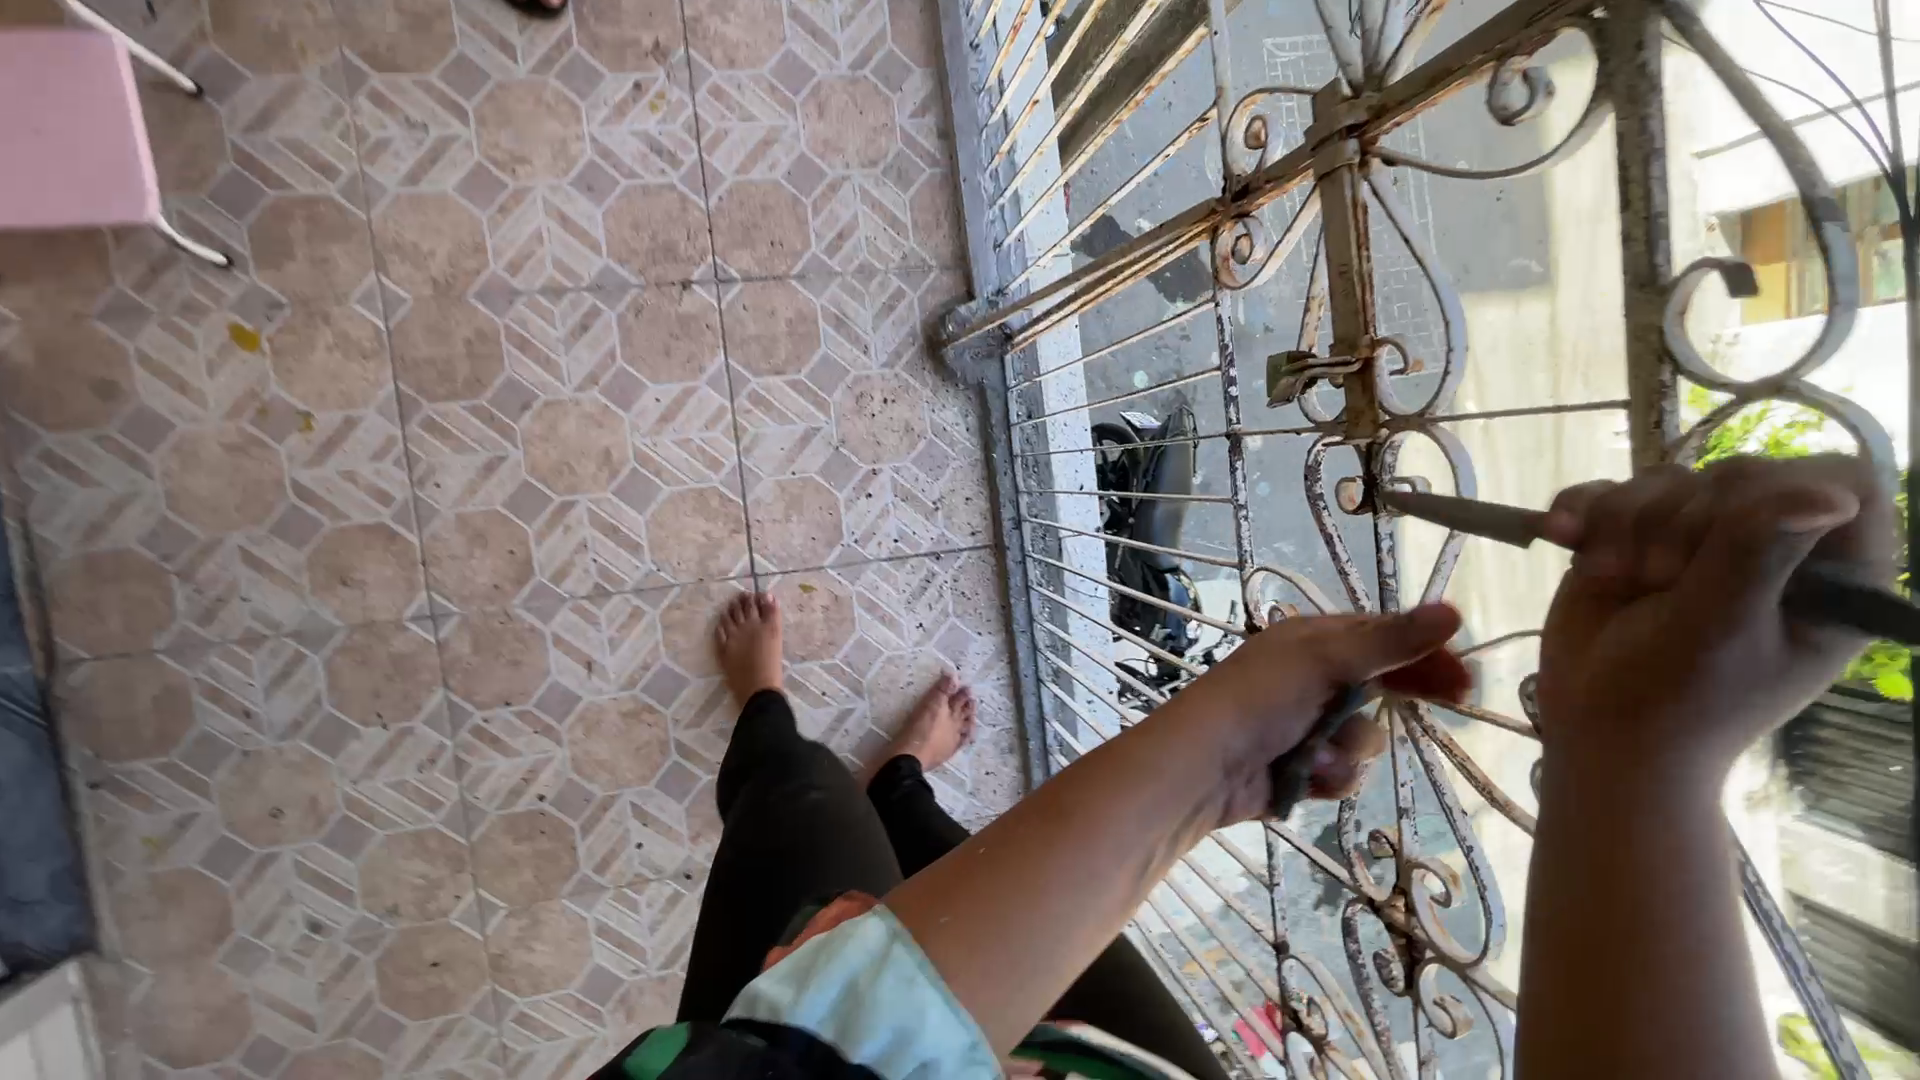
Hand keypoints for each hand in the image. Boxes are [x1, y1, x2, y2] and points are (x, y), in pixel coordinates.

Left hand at [1165, 603, 1471, 823]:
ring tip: (1319, 750)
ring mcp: (1304, 725)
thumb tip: (1453, 610)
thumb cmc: (1259, 700)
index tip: (1466, 679)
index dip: (1424, 654)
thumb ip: (1388, 641)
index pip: (1381, 639)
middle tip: (1452, 705)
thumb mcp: (1323, 659)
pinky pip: (1343, 773)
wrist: (1205, 765)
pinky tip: (1308, 776)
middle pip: (1379, 687)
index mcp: (1309, 641)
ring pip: (1364, 737)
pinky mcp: (1299, 767)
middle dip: (1400, 699)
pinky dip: (1330, 776)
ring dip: (1349, 747)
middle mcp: (1309, 679)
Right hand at [1536, 454, 1895, 778]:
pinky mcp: (1622, 542)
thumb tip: (1825, 495)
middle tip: (1656, 581)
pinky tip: (1559, 537)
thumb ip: (1758, 555)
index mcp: (1826, 573)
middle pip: (1732, 476)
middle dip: (1678, 522)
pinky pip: (1600, 493)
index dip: (1777, 492)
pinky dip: (1574, 511)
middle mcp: (1762, 546)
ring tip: (1608, 578)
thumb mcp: (1720, 629)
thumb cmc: (1677, 695)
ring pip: (1660, 481)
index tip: (1725, 537)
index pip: (1834, 482)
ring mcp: (1685, 543)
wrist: (1596, 726)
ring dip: (1619, 523)